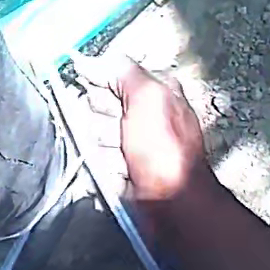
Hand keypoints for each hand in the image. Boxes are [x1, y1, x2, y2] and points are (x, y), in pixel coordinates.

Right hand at [73, 54, 269, 269]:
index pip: (116, 73)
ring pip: (99, 132)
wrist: (172, 207)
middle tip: (114, 133)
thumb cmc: (164, 152)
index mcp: (161, 89)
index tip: (96, 96)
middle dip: (100, 118)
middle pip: (104, 104)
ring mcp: (140, 141)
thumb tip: (98, 62)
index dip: (102, 85)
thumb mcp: (148, 98)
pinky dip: (104, 165)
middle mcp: (152, 112)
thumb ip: (126, 73)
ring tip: (118, 158)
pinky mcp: (130, 166)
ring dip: (101, 145)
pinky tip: (116, 172)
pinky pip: (103, 158)